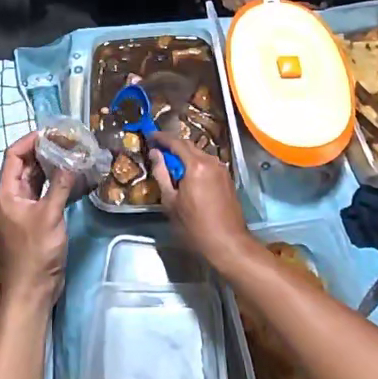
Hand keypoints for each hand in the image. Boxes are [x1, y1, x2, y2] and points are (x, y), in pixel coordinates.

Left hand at [0, 131, 76, 307]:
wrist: (31, 291)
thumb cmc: (35, 252)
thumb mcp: (50, 216)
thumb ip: (60, 185)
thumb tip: (72, 159)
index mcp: (7, 191)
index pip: (14, 155)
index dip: (31, 140)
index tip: (54, 132)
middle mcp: (14, 196)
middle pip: (27, 164)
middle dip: (47, 151)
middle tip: (71, 141)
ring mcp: (26, 208)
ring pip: (39, 178)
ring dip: (55, 167)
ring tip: (77, 155)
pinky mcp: (38, 219)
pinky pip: (48, 193)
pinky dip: (61, 184)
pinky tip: (79, 179)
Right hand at [151, 130, 253, 269]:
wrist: (228, 242)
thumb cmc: (195, 225)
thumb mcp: (170, 201)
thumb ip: (161, 173)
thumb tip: (155, 153)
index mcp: (196, 165)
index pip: (176, 143)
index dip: (161, 138)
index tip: (150, 136)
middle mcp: (211, 162)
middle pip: (189, 145)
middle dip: (173, 145)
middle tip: (158, 149)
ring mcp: (222, 169)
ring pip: (200, 154)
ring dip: (185, 155)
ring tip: (171, 163)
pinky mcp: (227, 178)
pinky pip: (208, 163)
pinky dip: (195, 163)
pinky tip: (187, 174)